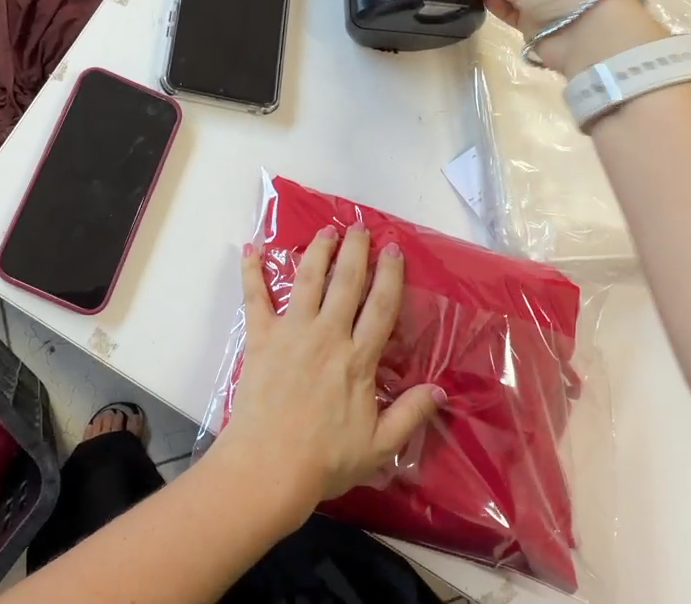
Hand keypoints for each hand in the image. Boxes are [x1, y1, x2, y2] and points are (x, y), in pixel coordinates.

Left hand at [211, 226, 443, 526]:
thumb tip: (439, 389)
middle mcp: (326, 335)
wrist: (270, 464)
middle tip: (360, 226)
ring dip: (317, 252)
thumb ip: (409, 414)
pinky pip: (254, 297)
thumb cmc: (326, 459)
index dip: (389, 276)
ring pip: (307, 281)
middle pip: (345, 283)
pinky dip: (251, 270)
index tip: (394, 249)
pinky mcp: (259, 337)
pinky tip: (251, 246)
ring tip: (325, 230)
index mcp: (358, 359)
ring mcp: (290, 332)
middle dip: (355, 251)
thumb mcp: (380, 446)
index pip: (380, 308)